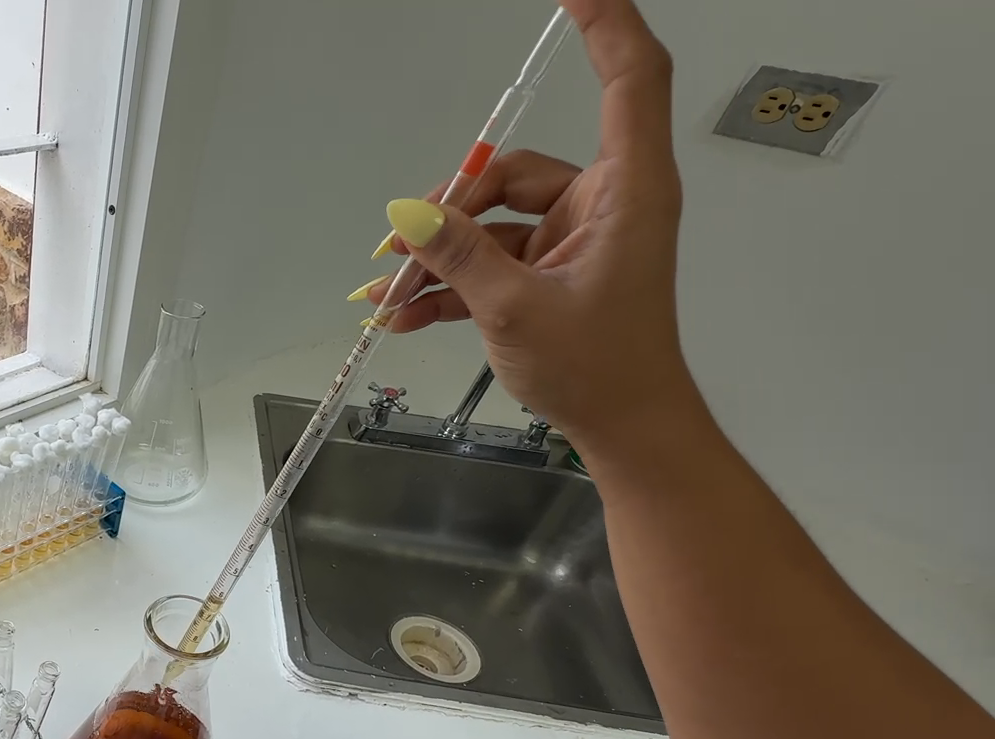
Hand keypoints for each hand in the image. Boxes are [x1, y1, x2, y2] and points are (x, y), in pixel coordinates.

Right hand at [357, 0, 704, 458]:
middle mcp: (595, 205)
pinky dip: (441, 289)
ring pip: (484, 228)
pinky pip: (481, 266)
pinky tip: (398, 315)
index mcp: (623, 192)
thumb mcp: (515, 309)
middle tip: (396, 255)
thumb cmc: (595, 364)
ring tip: (385, 295)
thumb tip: (408, 215)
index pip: (628, 80)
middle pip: (509, 177)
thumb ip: (460, 256)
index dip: (605, 26)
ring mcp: (563, 242)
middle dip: (446, 215)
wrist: (617, 423)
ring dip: (432, 261)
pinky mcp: (538, 276)